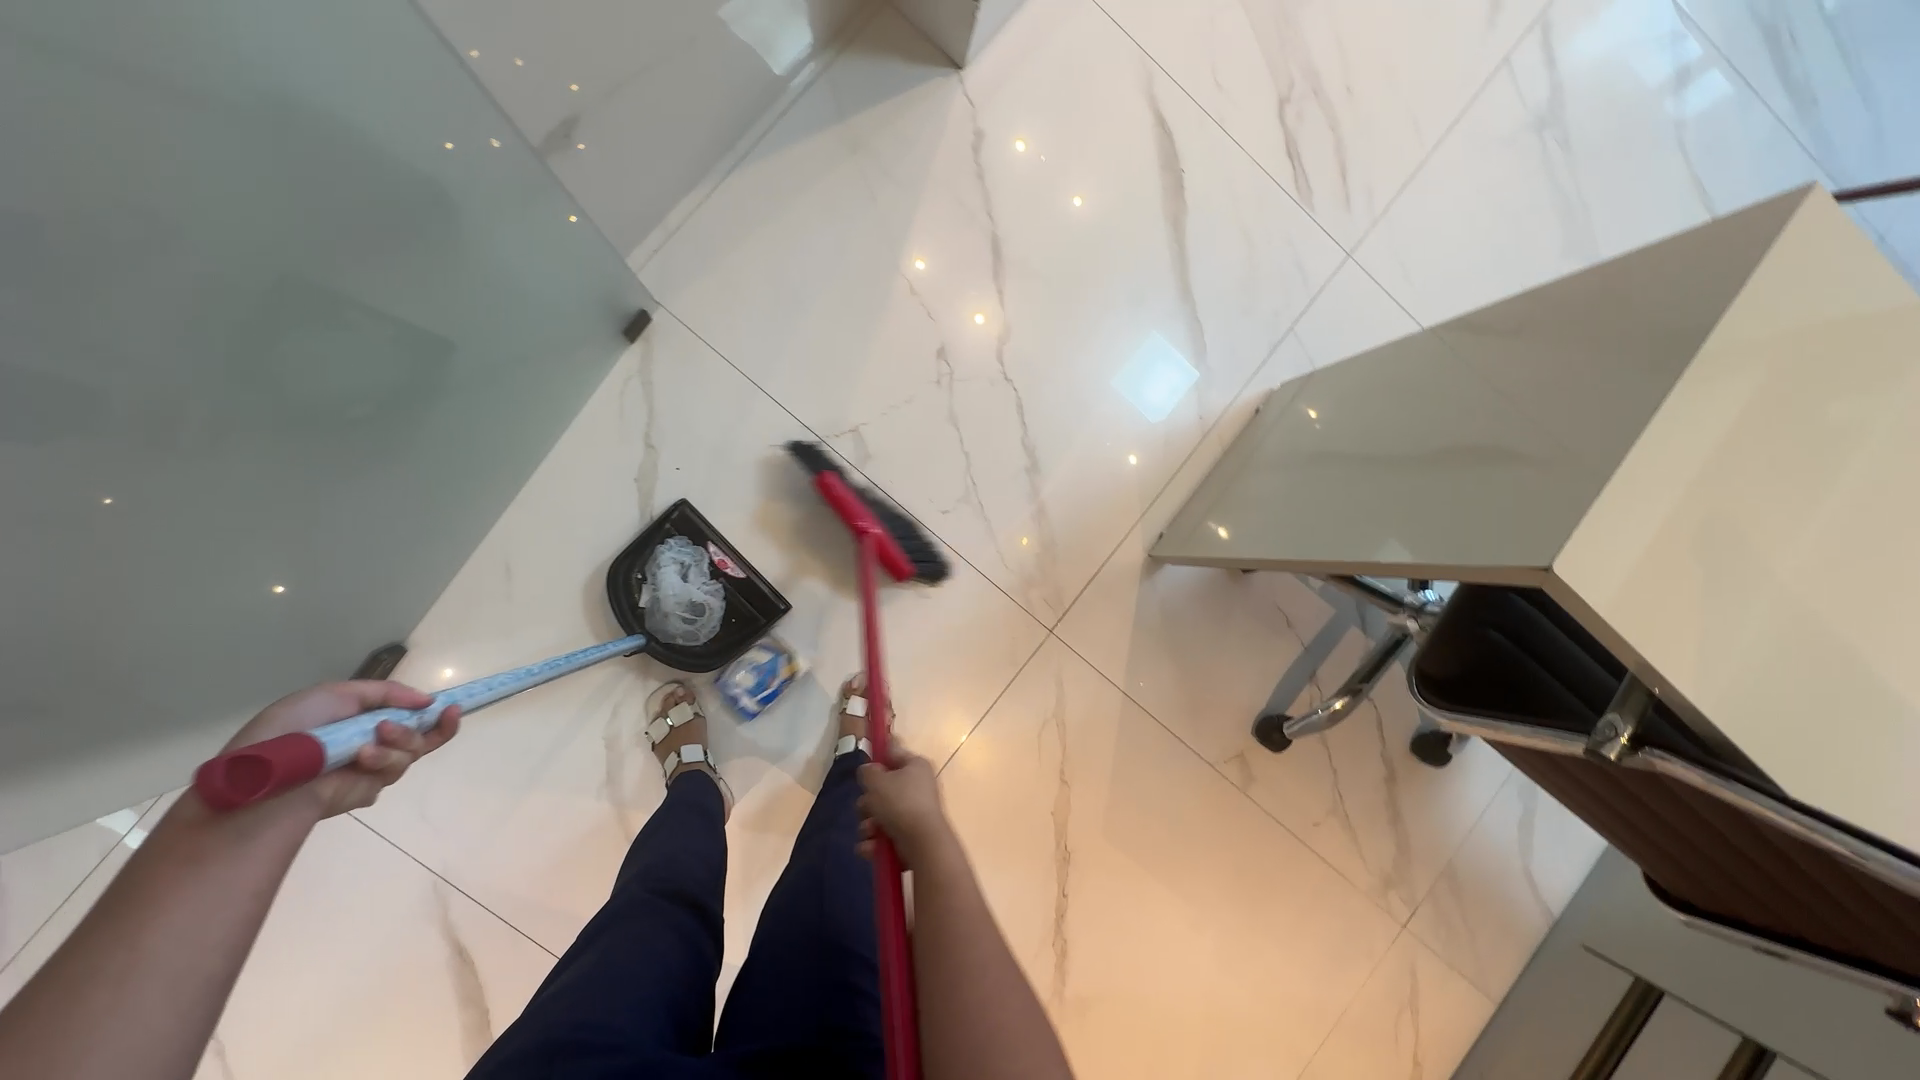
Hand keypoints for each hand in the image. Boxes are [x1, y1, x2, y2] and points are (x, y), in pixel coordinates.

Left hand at [218, 680, 461, 818]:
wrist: (271, 775)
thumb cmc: (295, 729)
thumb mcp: (338, 694)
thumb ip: (387, 692)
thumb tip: (428, 702)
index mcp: (362, 719)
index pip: (407, 714)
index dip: (433, 711)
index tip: (452, 706)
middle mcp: (373, 742)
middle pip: (423, 734)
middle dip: (434, 725)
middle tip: (446, 714)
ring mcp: (373, 767)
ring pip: (413, 751)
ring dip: (401, 741)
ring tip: (370, 744)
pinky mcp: (369, 788)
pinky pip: (395, 770)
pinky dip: (384, 761)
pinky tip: (363, 759)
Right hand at [857, 750, 955, 868]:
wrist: (921, 844)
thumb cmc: (900, 803)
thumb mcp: (876, 780)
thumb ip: (867, 772)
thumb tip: (869, 771)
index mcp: (915, 766)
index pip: (893, 753)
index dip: (877, 757)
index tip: (863, 766)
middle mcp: (917, 787)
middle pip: (882, 789)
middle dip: (867, 803)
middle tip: (865, 807)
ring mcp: (914, 813)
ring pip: (879, 815)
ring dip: (868, 825)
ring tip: (870, 831)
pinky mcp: (909, 837)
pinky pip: (884, 836)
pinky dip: (875, 843)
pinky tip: (872, 847)